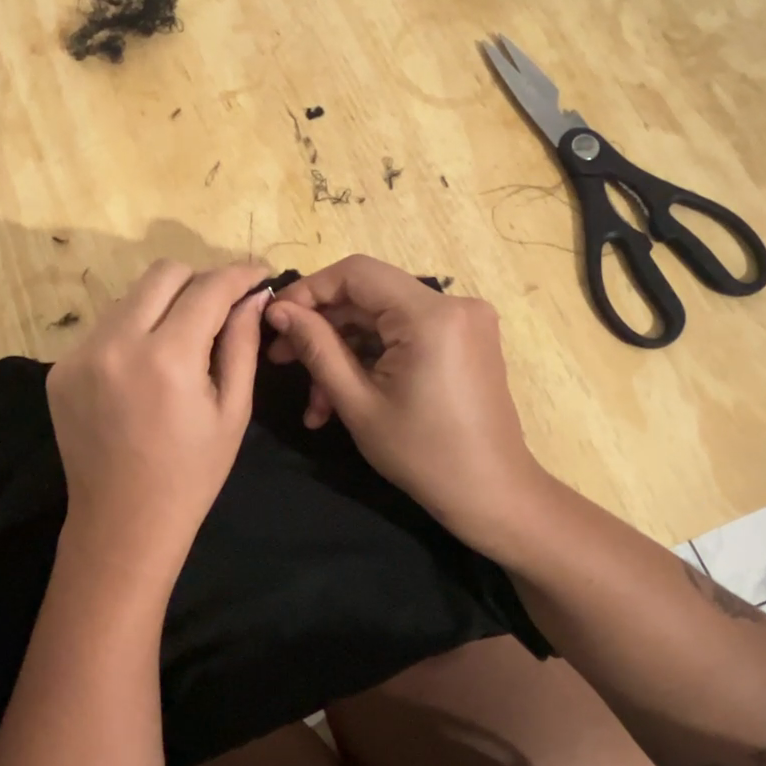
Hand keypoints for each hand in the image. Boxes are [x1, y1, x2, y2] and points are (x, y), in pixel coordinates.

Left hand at [47, 260, 272, 572]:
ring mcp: (80, 354)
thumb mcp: (232, 412)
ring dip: (162, 305)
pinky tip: (145, 369)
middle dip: (198, 280)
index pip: (208, 287)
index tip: (258, 275)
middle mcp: (116, 343)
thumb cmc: (190, 475)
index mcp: (167, 357)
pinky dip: (131, 333)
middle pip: (162, 273)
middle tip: (220, 306)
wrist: (122, 522)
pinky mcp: (60, 369)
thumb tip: (250, 297)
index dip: (239, 275)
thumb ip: (241, 345)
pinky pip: (104, 329)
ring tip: (182, 340)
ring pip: (129, 298)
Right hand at [264, 255, 549, 545]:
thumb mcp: (357, 402)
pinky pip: (403, 335)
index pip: (356, 273)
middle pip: (368, 296)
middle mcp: (453, 304)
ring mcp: (463, 321)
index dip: (309, 290)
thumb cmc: (421, 454)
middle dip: (322, 329)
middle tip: (281, 361)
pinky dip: (371, 359)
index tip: (275, 320)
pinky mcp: (464, 340)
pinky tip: (343, 398)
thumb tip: (277, 310)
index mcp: (430, 315)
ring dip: (343, 353)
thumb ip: (316, 347)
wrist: (490, 492)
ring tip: (315, 402)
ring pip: (381, 320)